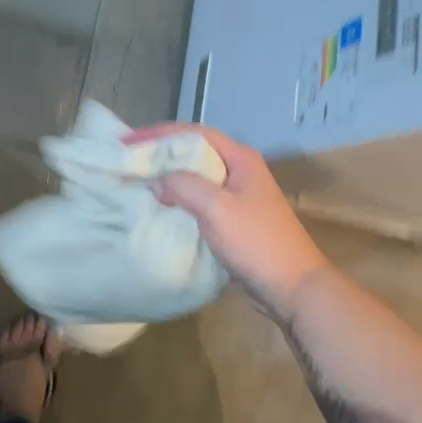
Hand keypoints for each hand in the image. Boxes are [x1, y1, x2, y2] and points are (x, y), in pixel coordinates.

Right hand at [125, 123, 328, 320]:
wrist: (293, 290)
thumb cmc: (257, 242)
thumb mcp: (217, 208)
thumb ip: (184, 185)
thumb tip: (157, 179)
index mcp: (240, 159)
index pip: (194, 132)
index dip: (160, 133)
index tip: (129, 140)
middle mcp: (239, 171)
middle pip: (194, 152)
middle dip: (161, 154)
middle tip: (128, 159)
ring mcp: (237, 197)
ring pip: (195, 178)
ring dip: (168, 178)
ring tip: (137, 181)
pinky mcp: (233, 222)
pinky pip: (199, 202)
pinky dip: (178, 200)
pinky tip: (159, 209)